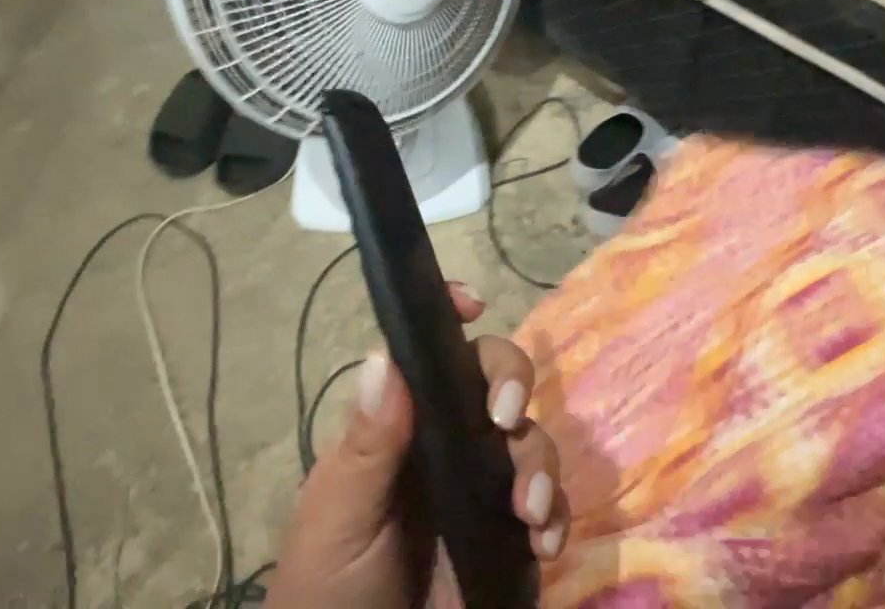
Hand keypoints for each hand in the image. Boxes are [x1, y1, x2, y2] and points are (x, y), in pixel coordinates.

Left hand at [266, 284, 568, 608]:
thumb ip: (367, 445)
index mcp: (401, 423)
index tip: (472, 304)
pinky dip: (557, 516)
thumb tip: (384, 356)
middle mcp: (447, 441)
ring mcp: (481, 486)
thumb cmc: (327, 584)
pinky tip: (543, 544)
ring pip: (530, 439)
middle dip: (512, 382)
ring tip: (526, 510)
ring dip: (539, 462)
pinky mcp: (509, 535)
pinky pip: (550, 508)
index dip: (451, 317)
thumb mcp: (338, 514)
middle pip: (495, 379)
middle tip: (503, 418)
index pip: (429, 353)